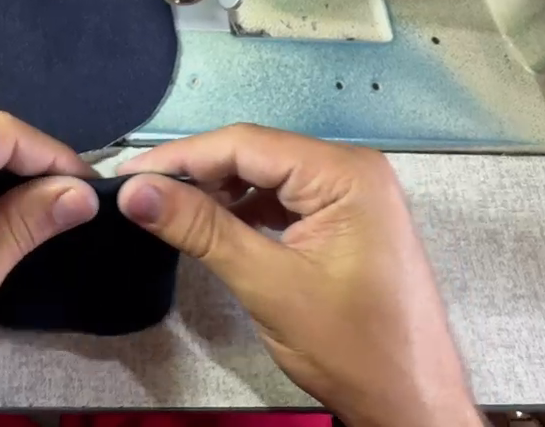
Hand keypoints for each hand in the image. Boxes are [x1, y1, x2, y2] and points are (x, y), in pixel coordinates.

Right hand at [116, 124, 478, 426]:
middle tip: (140, 193)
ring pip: (263, 174)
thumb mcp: (268, 286)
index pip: (245, 144)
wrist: (416, 413)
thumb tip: (135, 191)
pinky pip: (280, 197)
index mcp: (343, 171)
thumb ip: (201, 229)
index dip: (181, 157)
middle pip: (253, 154)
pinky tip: (211, 223)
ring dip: (216, 191)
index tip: (129, 174)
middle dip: (196, 173)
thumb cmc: (353, 351)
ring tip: (167, 207)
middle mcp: (348, 167)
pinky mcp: (342, 216)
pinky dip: (242, 209)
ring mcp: (348, 192)